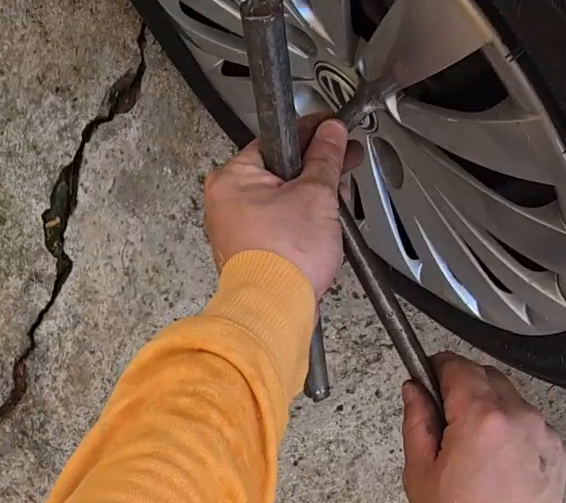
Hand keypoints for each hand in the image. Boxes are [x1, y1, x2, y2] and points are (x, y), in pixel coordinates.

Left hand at [203, 114, 350, 298]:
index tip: (332, 130)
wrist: (275, 309)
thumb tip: (331, 134)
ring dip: (307, 200)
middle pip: (277, 173)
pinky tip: (316, 230)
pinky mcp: (247, 255)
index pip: (277, 141)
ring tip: (333, 204)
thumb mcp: (316, 194)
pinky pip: (274, 229)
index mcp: (231, 178)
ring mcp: (233, 233)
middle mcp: (224, 204)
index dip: (311, 134)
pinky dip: (295, 226)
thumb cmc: (284, 258)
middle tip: (341, 165)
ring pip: (278, 202)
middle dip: (313, 171)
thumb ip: (325, 158)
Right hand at [402, 354, 565, 502]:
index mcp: (480, 418)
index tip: (425, 376)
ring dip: (486, 407)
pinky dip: (508, 428)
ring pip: (509, 397)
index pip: (456, 367)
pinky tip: (493, 461)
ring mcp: (542, 431)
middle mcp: (518, 415)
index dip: (436, 367)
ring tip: (468, 447)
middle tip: (441, 418)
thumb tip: (414, 391)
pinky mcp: (555, 449)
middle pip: (486, 375)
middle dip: (461, 386)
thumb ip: (417, 422)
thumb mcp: (419, 474)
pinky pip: (527, 422)